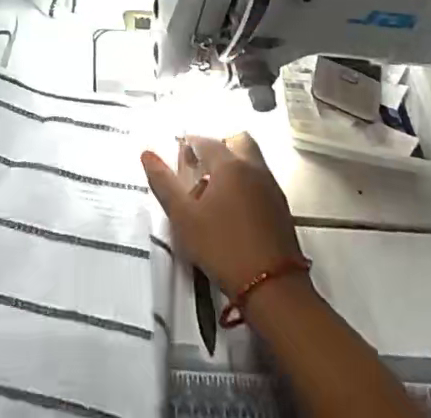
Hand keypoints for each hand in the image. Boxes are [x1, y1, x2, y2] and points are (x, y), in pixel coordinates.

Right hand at [141, 133, 303, 297]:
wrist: (273, 289)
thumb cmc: (222, 248)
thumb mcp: (183, 217)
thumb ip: (164, 183)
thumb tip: (147, 155)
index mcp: (230, 165)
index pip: (206, 141)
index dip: (189, 145)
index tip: (178, 157)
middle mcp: (254, 169)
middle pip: (237, 141)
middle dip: (217, 147)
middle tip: (199, 167)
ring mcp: (272, 189)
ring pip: (251, 161)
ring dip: (232, 165)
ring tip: (212, 191)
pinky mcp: (282, 210)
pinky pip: (260, 182)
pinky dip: (245, 183)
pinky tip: (231, 210)